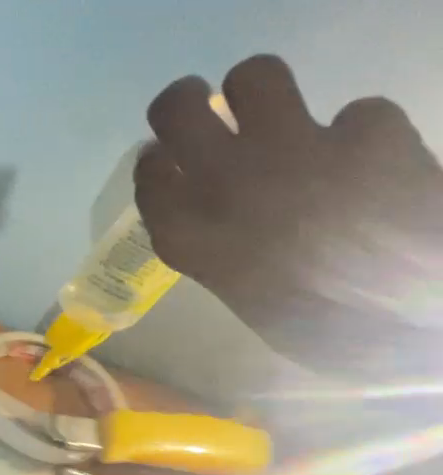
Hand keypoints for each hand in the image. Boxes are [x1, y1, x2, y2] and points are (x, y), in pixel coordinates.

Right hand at [136, 55, 442, 378]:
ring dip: (257, 88)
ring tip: (269, 110)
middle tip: (199, 107)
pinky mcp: (366, 133)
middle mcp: (222, 183)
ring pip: (256, 79)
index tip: (163, 162)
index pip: (148, 175)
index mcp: (185, 237)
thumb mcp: (238, 290)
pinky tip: (367, 161)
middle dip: (184, 102)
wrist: (400, 310)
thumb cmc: (307, 323)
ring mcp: (293, 151)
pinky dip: (358, 135)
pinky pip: (355, 115)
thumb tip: (225, 223)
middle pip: (178, 110)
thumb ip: (219, 247)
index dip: (156, 163)